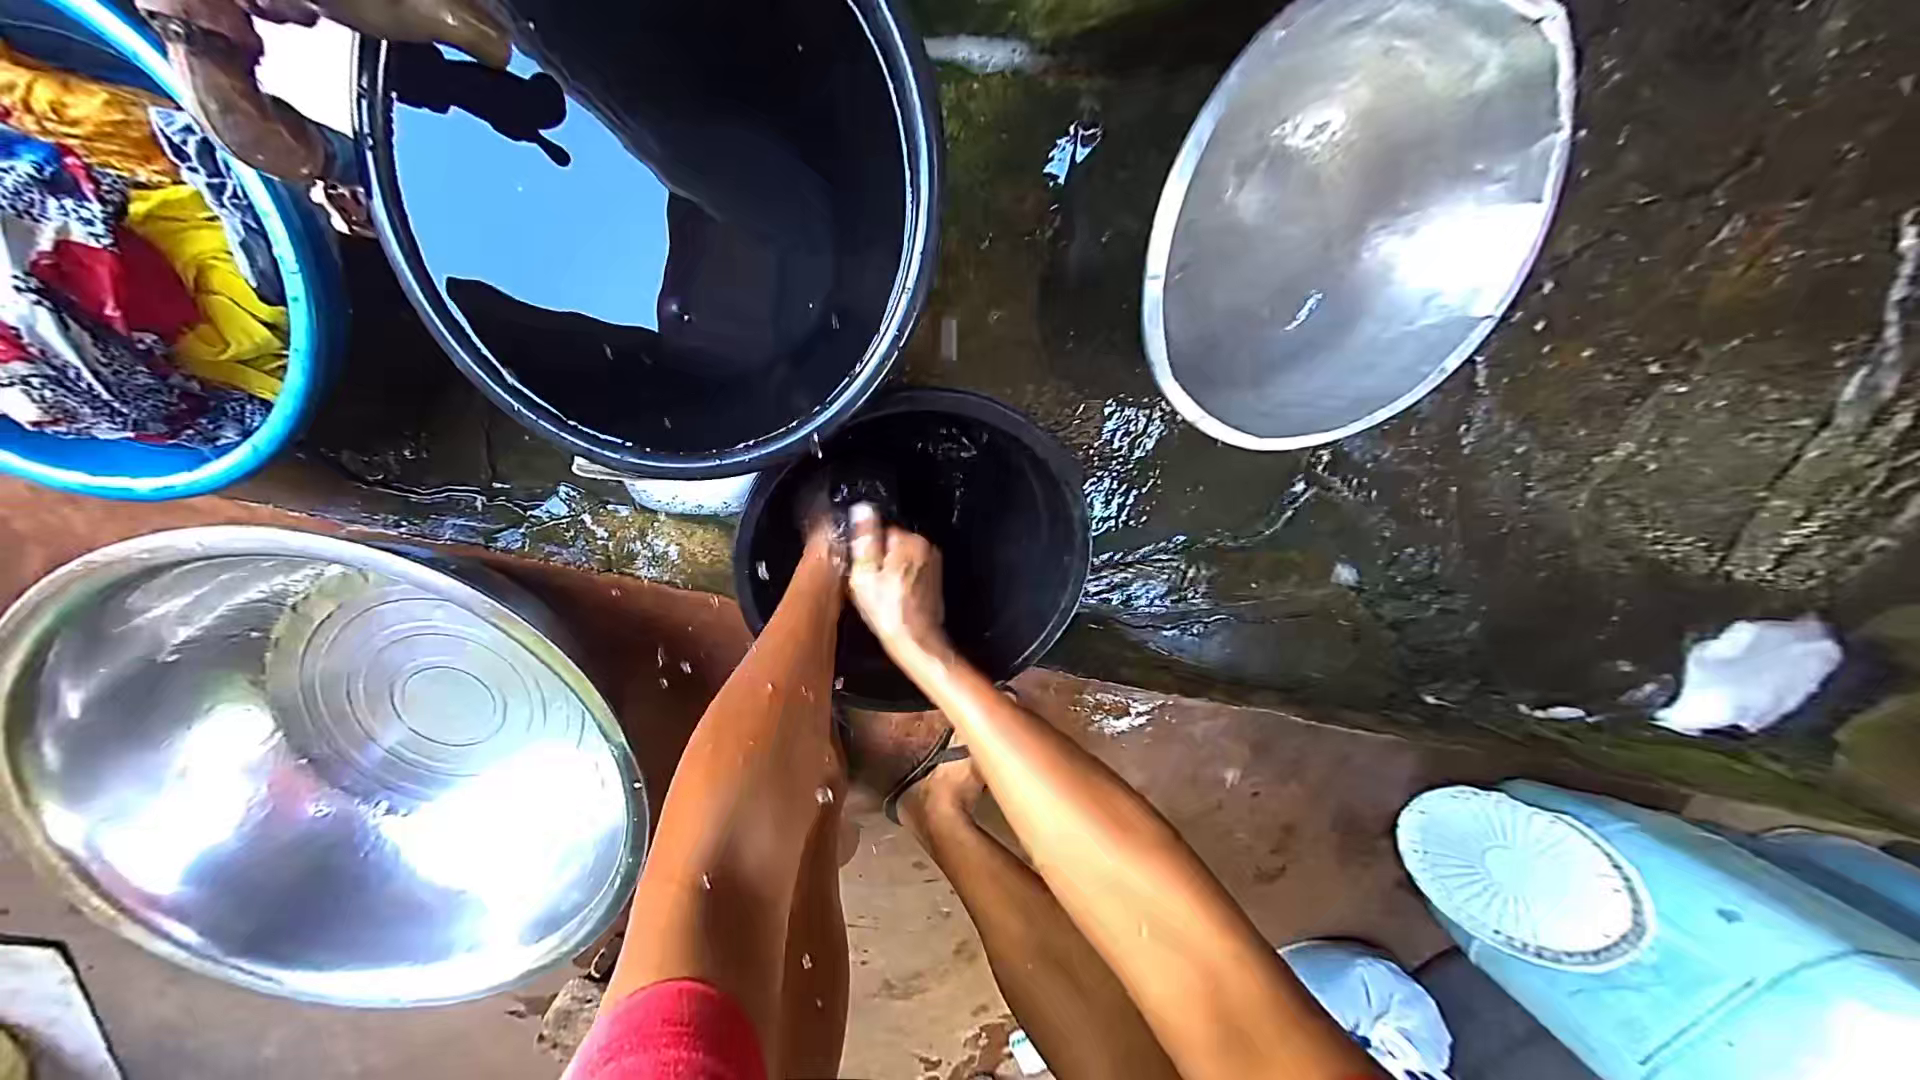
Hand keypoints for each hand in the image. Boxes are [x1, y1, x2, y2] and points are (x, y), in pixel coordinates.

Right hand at [846, 503, 947, 660]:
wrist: (916, 641)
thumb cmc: (888, 610)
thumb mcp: (865, 573)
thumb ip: (865, 539)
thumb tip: (862, 510)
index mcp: (910, 541)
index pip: (880, 532)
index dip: (867, 552)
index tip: (863, 571)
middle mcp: (926, 548)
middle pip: (892, 545)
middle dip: (879, 562)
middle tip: (870, 585)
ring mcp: (933, 565)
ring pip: (900, 560)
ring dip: (889, 573)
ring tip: (882, 595)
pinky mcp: (933, 581)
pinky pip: (910, 573)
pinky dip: (900, 583)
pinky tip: (893, 600)